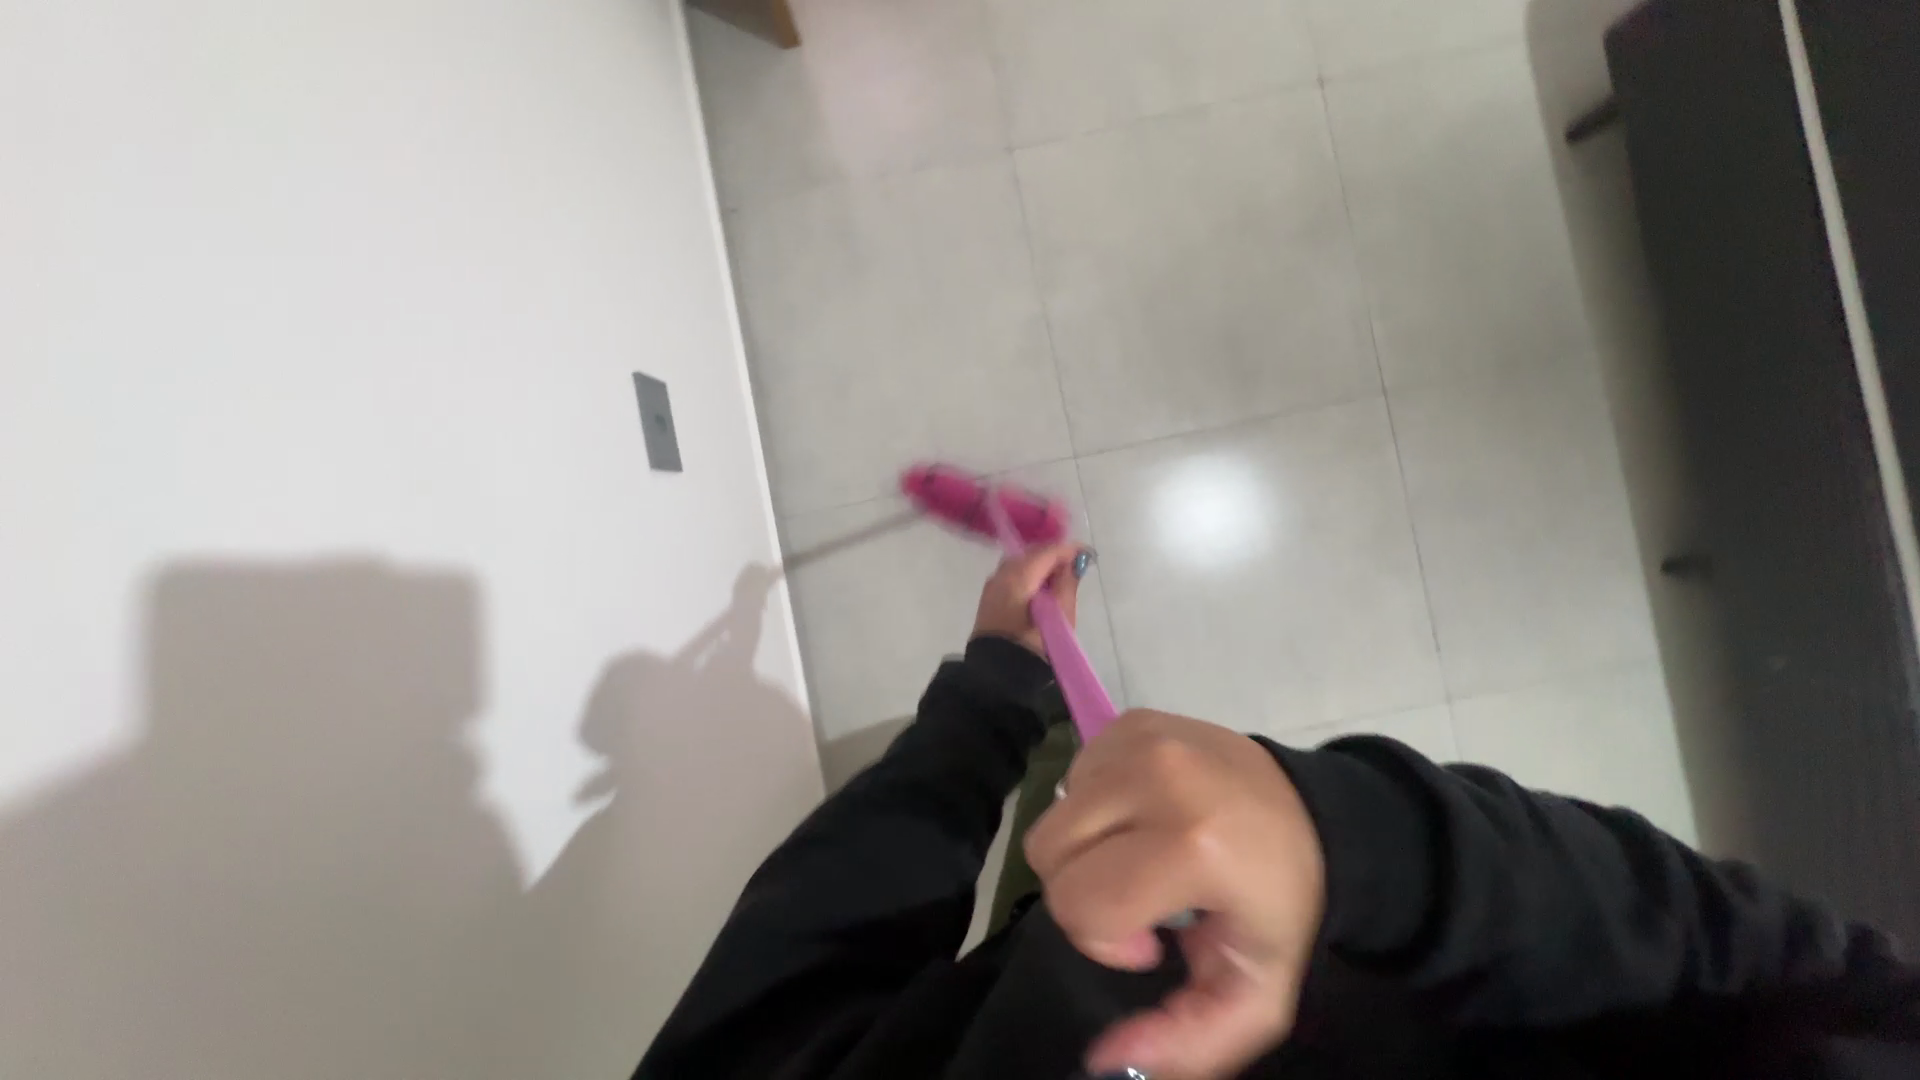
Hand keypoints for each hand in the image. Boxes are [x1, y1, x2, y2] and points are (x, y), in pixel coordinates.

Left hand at [971, 542, 1086, 657]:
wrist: (999, 674)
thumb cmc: (1035, 645)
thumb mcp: (1060, 615)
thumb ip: (1066, 584)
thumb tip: (1072, 563)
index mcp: (1018, 575)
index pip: (1047, 551)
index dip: (1068, 550)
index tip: (1086, 555)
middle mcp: (1001, 573)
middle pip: (1031, 554)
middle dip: (1053, 556)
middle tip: (1073, 567)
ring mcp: (992, 585)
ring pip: (1019, 563)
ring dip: (1039, 566)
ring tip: (1058, 580)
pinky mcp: (989, 598)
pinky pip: (1011, 576)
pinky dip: (1027, 576)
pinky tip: (1040, 589)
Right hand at [1024, 710, 1325, 1079]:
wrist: (1318, 815)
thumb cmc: (1280, 904)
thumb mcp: (1253, 994)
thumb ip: (1185, 1044)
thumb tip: (1101, 1059)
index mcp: (1191, 844)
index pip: (1079, 901)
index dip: (1105, 938)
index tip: (1154, 940)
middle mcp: (1156, 775)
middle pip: (1048, 853)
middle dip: (1082, 892)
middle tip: (1139, 899)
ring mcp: (1138, 737)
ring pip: (1053, 811)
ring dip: (1086, 846)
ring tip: (1142, 853)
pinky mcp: (1130, 718)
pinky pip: (1072, 774)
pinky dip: (1095, 805)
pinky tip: (1141, 816)